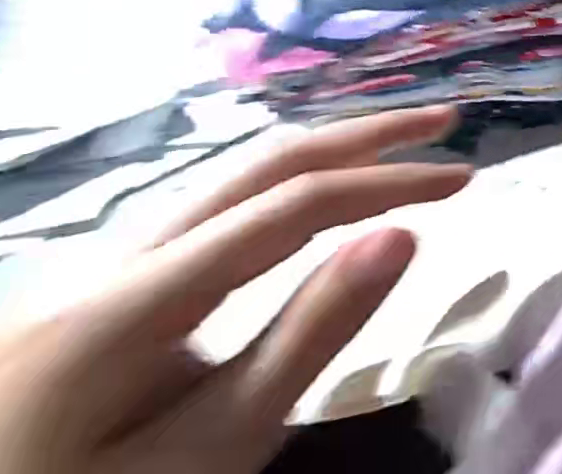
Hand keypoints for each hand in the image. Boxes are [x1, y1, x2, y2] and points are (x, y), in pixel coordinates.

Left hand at [0, 105, 471, 473]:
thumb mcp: (216, 445)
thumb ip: (310, 334)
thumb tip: (404, 233)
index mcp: (121, 305)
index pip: (290, 206)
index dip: (389, 182)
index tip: (468, 180)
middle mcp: (103, 266)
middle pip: (258, 167)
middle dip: (364, 135)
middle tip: (446, 120)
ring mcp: (93, 275)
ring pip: (232, 183)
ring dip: (330, 153)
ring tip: (403, 143)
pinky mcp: (101, 294)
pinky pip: (215, 213)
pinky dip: (291, 185)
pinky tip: (323, 192)